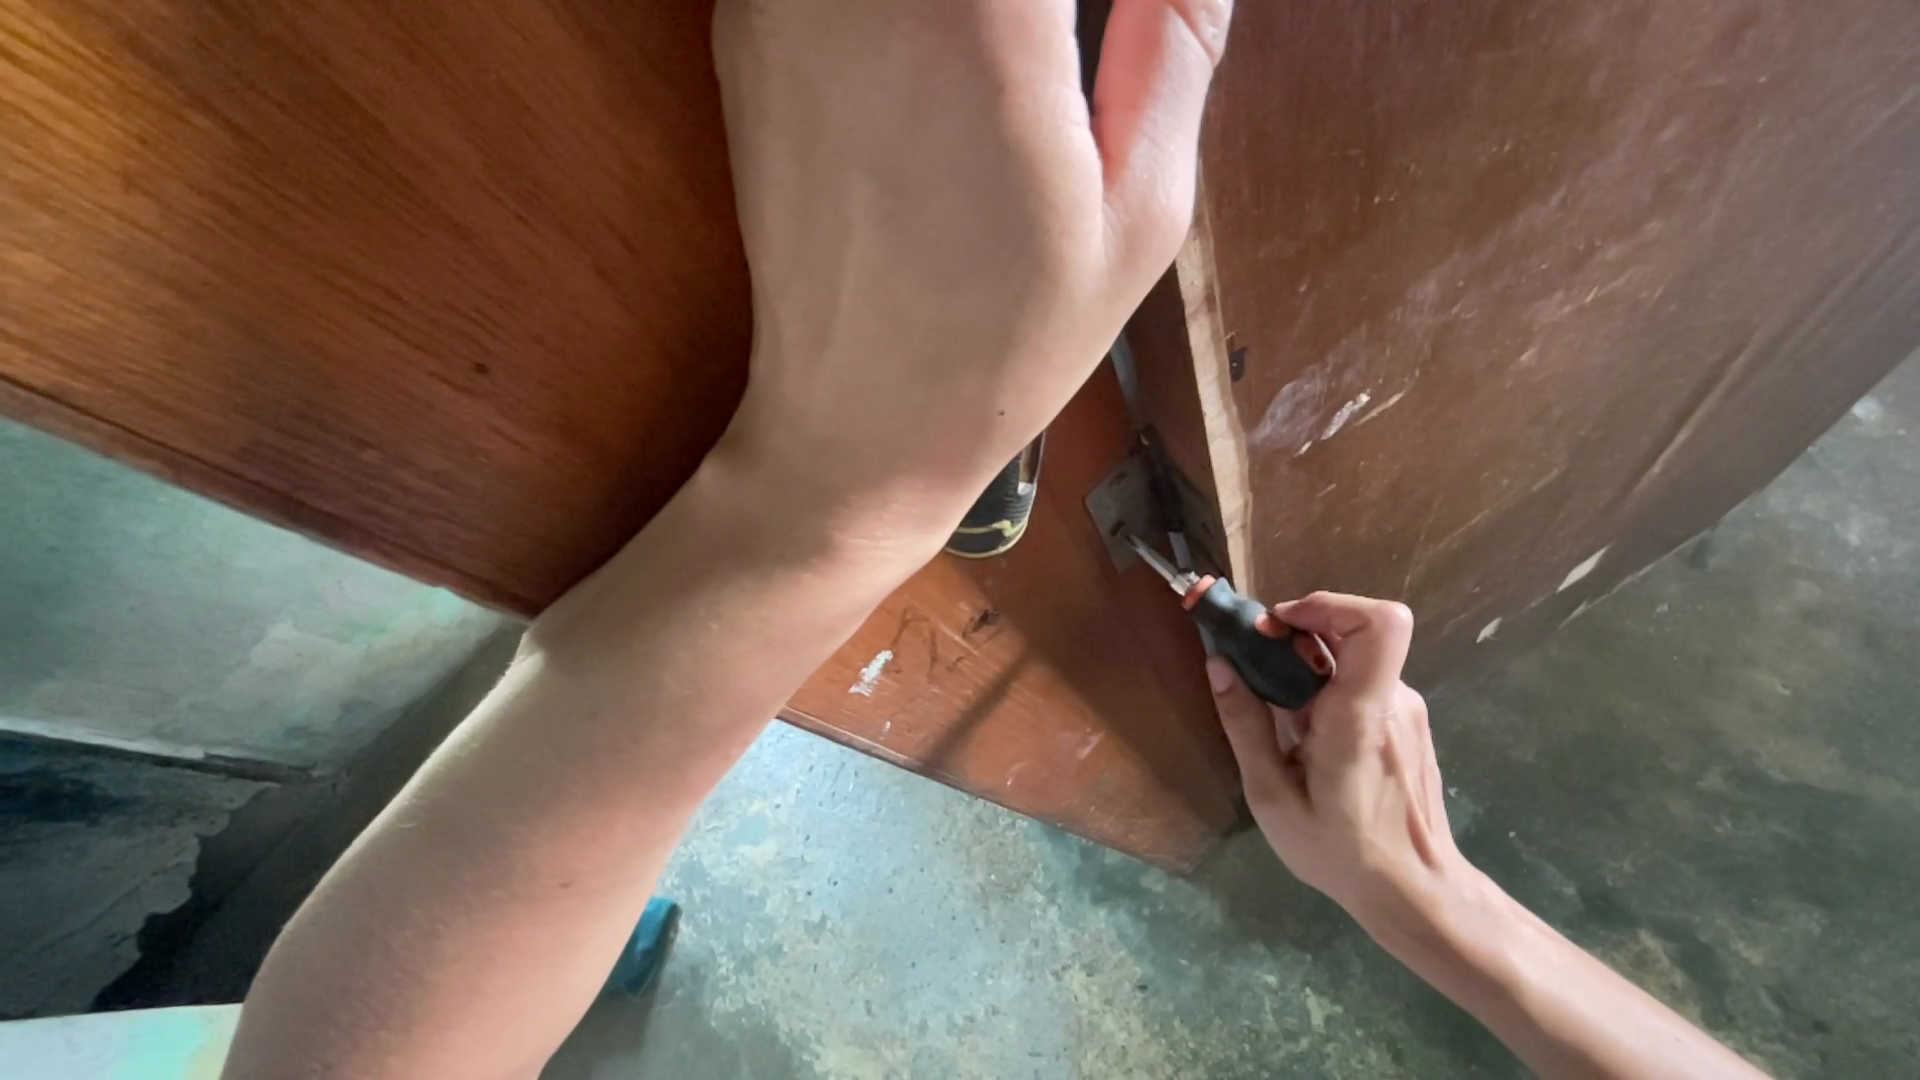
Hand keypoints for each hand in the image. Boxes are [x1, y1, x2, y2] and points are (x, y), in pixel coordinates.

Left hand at [710, 0, 1231, 543]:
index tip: (1104, 36)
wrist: (858, 426)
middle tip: (1066, 51)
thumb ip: (1177, 38)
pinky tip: (940, 71)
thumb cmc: (1004, 347)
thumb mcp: (1138, 215)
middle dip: (1033, 9)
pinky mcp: (746, 31)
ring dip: (982, 15)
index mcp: (981, 12)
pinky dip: (902, 12)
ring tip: (1017, 66)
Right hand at [1210, 592, 1473, 928]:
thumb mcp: (1271, 797)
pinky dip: (1324, 684)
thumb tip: (1218, 663)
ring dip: (1306, 664)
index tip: (1276, 627)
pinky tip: (1306, 733)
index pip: (1377, 624)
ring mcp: (1405, 708)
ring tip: (1277, 715)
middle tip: (1253, 668)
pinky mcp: (1407, 718)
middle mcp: (1392, 700)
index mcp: (1358, 717)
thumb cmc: (1339, 851)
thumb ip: (1244, 725)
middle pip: (1350, 630)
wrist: (1416, 891)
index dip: (1325, 606)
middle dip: (1294, 634)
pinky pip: (1359, 678)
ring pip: (1349, 655)